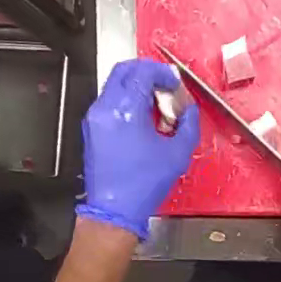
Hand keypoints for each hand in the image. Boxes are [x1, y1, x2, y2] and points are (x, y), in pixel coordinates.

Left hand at [76, 59, 200, 239]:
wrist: (115, 210)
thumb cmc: (143, 184)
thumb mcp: (177, 153)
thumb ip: (188, 124)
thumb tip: (189, 110)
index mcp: (125, 109)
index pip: (143, 71)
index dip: (162, 72)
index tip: (173, 83)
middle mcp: (105, 108)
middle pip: (124, 71)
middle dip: (146, 73)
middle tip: (163, 87)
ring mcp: (94, 118)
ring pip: (114, 86)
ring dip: (135, 88)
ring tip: (154, 108)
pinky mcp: (91, 130)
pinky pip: (108, 103)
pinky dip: (124, 102)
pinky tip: (140, 122)